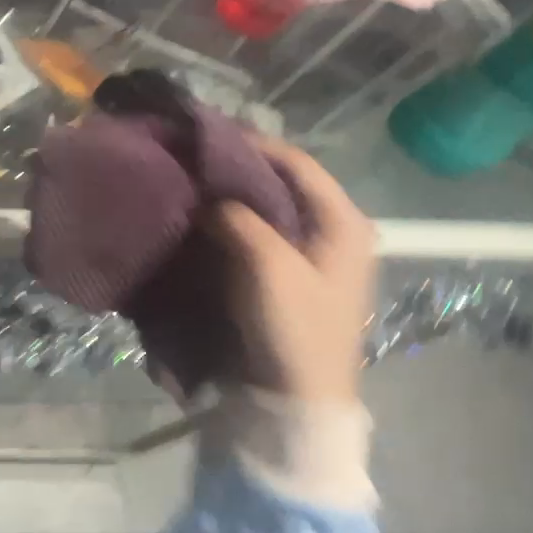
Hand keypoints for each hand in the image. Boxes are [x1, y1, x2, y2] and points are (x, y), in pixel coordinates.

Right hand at [212, 138, 377, 403]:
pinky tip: (198, 220)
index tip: (203, 134)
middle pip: (282, 182)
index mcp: (344, 223)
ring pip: (266, 207)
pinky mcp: (286, 276)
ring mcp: (311, 255)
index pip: (297, 163)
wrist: (295, 397)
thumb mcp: (269, 267)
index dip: (252, 143)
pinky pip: (256, 232)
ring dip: (229, 195)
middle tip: (189, 158)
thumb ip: (239, 218)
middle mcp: (333, 232)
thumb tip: (208, 196)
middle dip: (236, 167)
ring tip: (188, 184)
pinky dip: (228, 220)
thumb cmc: (294, 328)